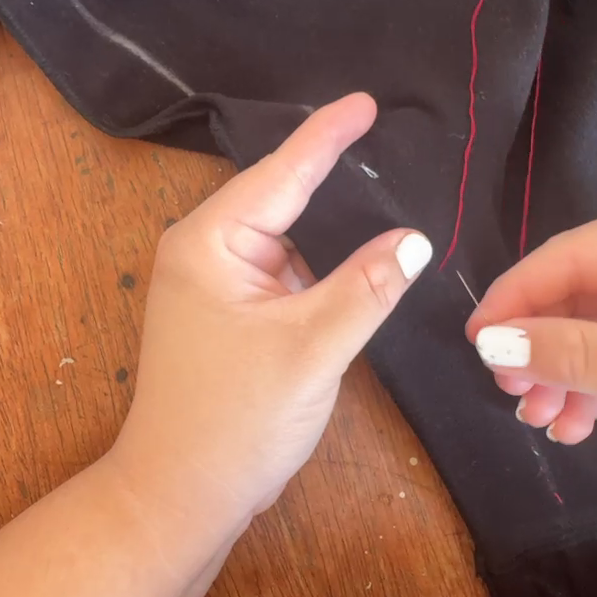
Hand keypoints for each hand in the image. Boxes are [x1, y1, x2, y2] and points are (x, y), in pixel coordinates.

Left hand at [106, 94, 431, 524]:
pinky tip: (349, 268)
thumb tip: (416, 237)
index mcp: (210, 242)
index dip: (327, 135)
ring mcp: (213, 282)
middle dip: (330, 177)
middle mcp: (204, 249)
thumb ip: (366, 287)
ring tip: (378, 201)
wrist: (180, 496)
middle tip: (387, 138)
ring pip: (285, 240)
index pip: (281, 173)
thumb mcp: (311, 349)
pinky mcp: (227, 311)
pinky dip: (315, 270)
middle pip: (280, 200)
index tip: (367, 100)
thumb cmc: (235, 420)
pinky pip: (281, 272)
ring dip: (326, 234)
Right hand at [465, 201, 596, 539]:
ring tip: (539, 418)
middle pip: (573, 293)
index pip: (573, 254)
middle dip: (538, 343)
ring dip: (556, 373)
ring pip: (584, 331)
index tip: (477, 342)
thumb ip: (580, 353)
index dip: (518, 295)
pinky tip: (572, 427)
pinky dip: (583, 392)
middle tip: (510, 390)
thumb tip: (488, 341)